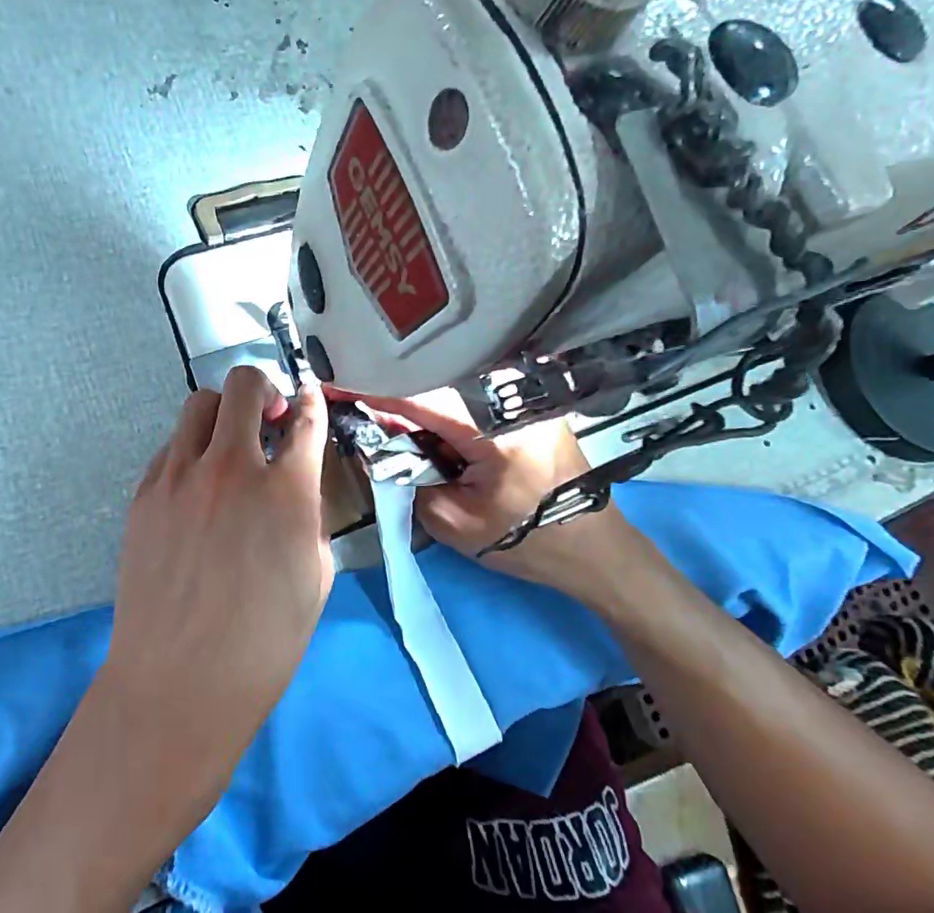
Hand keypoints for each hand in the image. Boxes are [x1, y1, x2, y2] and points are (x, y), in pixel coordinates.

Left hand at [103, 366, 332, 777]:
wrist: (181, 684)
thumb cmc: (266, 642)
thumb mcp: (317, 574)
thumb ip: (309, 515)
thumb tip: (296, 488)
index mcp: (286, 491)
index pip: (306, 419)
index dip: (311, 402)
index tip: (308, 401)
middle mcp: (231, 469)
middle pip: (244, 386)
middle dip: (264, 389)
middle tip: (270, 418)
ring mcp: (180, 479)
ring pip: (198, 405)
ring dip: (223, 414)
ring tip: (230, 445)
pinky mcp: (144, 496)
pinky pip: (170, 448)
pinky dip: (191, 451)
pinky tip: (197, 486)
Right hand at [341, 388, 647, 606]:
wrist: (598, 550)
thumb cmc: (528, 542)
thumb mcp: (455, 523)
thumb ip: (408, 481)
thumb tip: (377, 447)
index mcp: (496, 428)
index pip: (422, 398)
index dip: (374, 393)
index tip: (336, 383)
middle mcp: (516, 397)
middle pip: (439, 387)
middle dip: (399, 402)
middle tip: (366, 416)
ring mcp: (531, 395)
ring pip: (458, 388)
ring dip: (426, 407)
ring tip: (401, 428)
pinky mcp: (538, 402)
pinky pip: (479, 396)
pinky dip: (452, 410)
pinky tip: (441, 432)